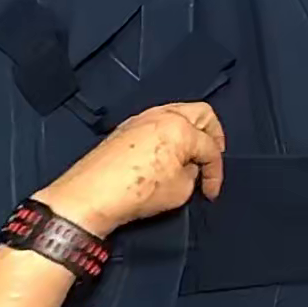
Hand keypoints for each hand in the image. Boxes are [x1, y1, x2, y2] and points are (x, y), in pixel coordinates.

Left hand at [32, 103, 226, 238]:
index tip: (210, 192)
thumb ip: (192, 174)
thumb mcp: (180, 190)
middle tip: (211, 159)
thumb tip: (189, 168)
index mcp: (180, 127)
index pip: (210, 148)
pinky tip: (168, 153)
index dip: (216, 173)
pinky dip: (170, 132)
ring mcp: (142, 118)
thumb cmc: (136, 192)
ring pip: (178, 113)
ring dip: (191, 131)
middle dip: (213, 136)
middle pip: (202, 114)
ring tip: (191, 156)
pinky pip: (158, 121)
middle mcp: (162, 115)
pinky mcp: (126, 126)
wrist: (92, 194)